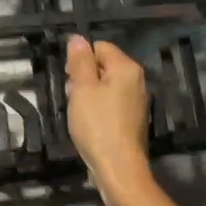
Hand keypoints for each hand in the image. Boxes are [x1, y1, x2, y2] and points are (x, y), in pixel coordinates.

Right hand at [64, 34, 155, 205]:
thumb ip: (80, 61)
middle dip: (83, 78)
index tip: (69, 79)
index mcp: (127, 68)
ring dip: (88, 95)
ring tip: (78, 113)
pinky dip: (98, 109)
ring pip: (106, 86)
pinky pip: (111, 104)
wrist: (118, 167)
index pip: (100, 47)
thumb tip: (78, 38)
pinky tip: (88, 125)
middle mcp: (137, 80)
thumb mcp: (83, 89)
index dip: (81, 59)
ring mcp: (136, 101)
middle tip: (72, 97)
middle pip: (104, 66)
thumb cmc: (97, 125)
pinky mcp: (132, 119)